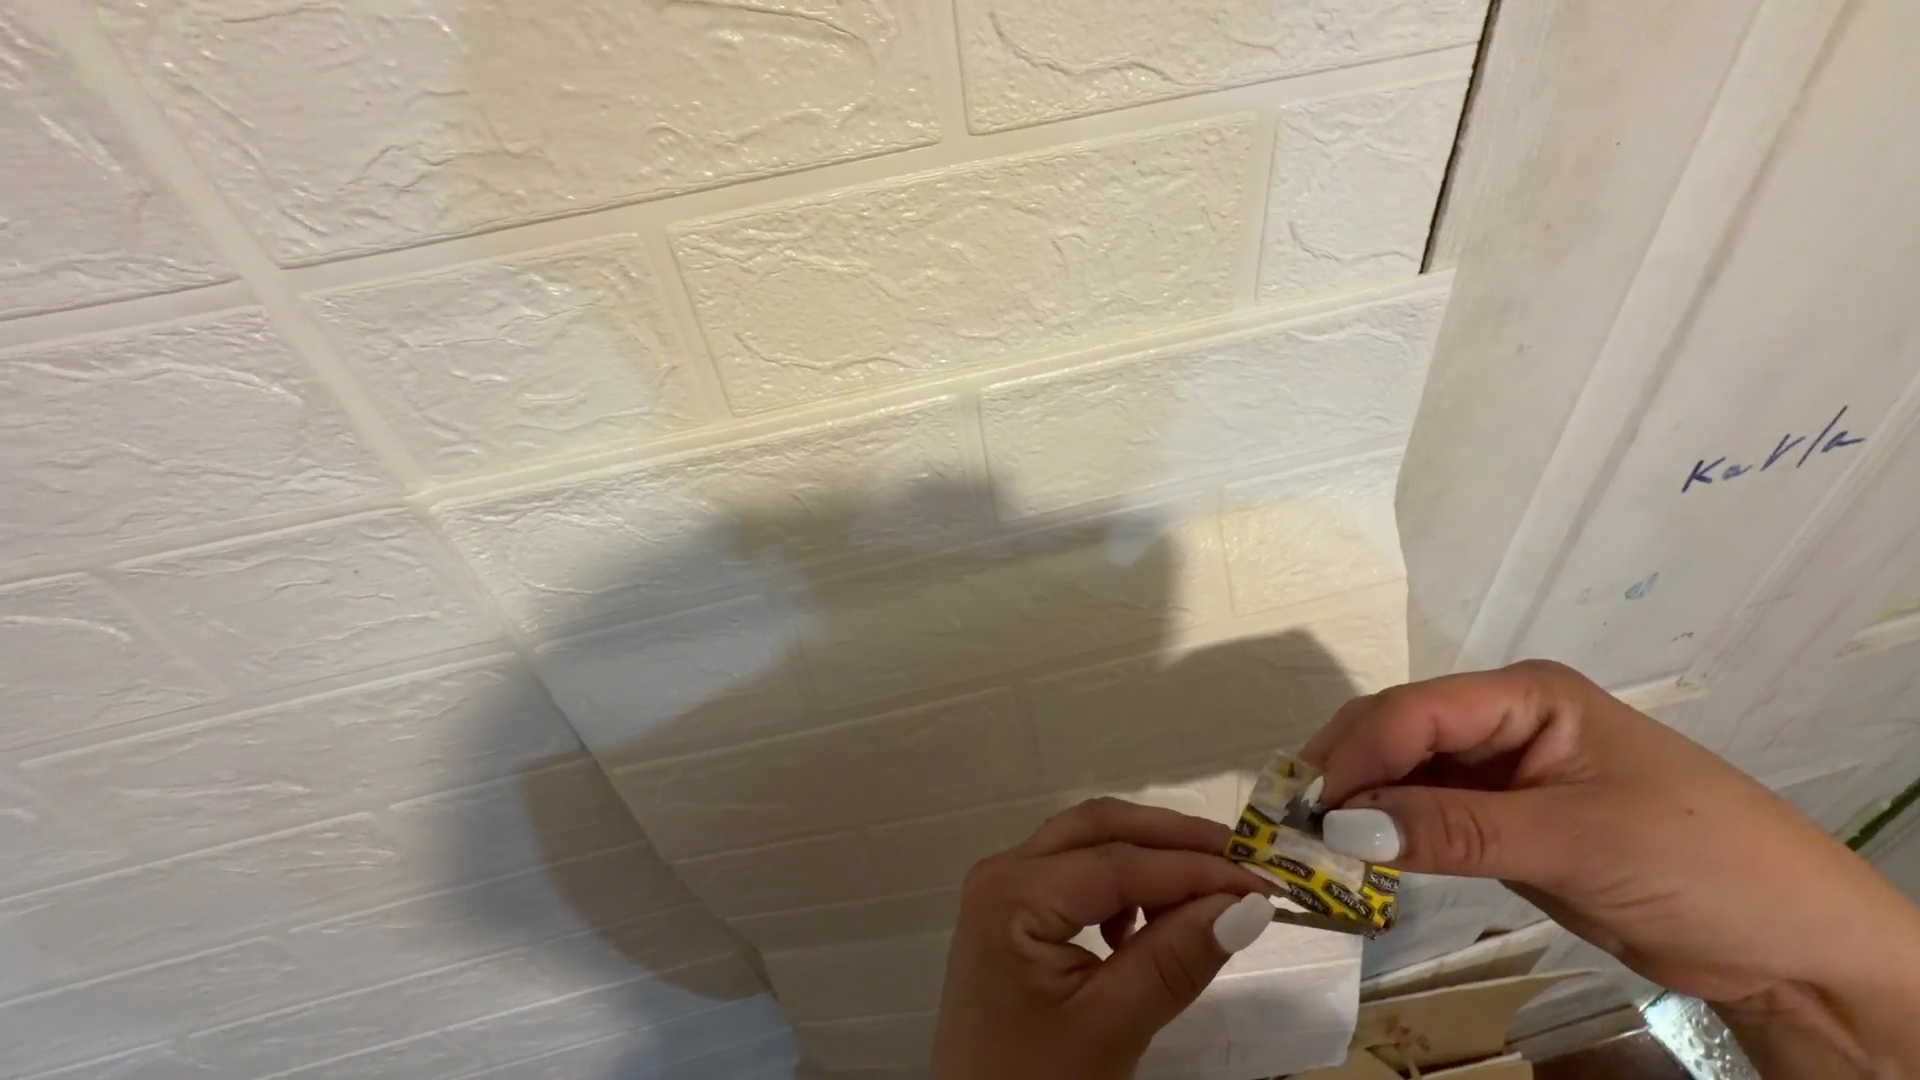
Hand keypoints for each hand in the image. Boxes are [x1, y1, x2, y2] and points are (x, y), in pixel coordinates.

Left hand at [929, 798, 1281, 1079]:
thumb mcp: (1109, 1028)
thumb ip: (1175, 960)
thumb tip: (1246, 906)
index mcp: (1012, 895)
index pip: (1118, 863)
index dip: (1196, 868)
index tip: (1263, 883)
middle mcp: (1002, 871)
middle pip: (1099, 828)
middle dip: (1173, 838)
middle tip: (1242, 860)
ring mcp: (1003, 885)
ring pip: (1088, 841)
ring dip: (1149, 856)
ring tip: (1205, 895)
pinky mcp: (1013, 906)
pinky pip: (1075, 870)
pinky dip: (1120, 881)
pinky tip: (1144, 924)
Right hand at [1301, 661, 1919, 1073]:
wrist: (1800, 950)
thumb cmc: (1705, 866)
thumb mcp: (1577, 842)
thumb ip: (1454, 829)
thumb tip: (1342, 826)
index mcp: (1525, 695)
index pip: (1415, 711)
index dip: (1356, 753)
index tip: (1309, 806)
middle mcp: (1500, 719)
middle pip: (1395, 731)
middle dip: (1344, 772)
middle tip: (1295, 822)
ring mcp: (1496, 768)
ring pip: (1399, 770)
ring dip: (1357, 802)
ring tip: (1315, 841)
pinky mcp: (1496, 814)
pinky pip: (1420, 809)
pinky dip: (1386, 828)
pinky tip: (1358, 850)